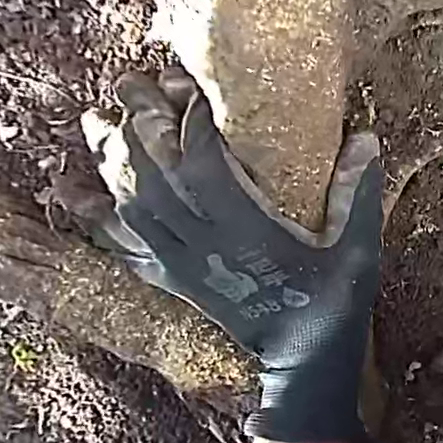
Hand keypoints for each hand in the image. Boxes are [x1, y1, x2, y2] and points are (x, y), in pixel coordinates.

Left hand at [85, 69, 382, 442]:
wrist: (303, 361)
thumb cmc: (333, 302)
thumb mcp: (357, 248)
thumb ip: (357, 192)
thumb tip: (367, 137)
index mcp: (247, 231)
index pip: (204, 164)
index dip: (194, 120)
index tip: (192, 84)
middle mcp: (205, 244)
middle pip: (155, 176)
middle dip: (139, 123)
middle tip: (129, 81)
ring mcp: (183, 265)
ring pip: (131, 206)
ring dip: (113, 162)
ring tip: (99, 120)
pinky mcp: (175, 281)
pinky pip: (125, 246)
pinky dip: (99, 218)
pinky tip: (75, 195)